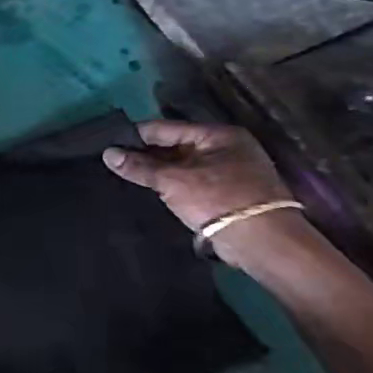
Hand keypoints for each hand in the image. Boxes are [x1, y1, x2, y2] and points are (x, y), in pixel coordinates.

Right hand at [101, 121, 293, 233]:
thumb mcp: (173, 181)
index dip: (137, 136)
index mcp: (219, 135)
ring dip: (159, 172)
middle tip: (115, 162)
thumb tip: (108, 154)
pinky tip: (151, 190)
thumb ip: (139, 167)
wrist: (264, 244)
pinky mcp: (230, 193)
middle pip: (175, 146)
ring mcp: (231, 171)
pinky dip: (173, 184)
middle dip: (147, 155)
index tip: (110, 144)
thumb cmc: (218, 200)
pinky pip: (192, 181)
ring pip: (183, 165)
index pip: (167, 128)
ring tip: (127, 175)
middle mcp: (228, 148)